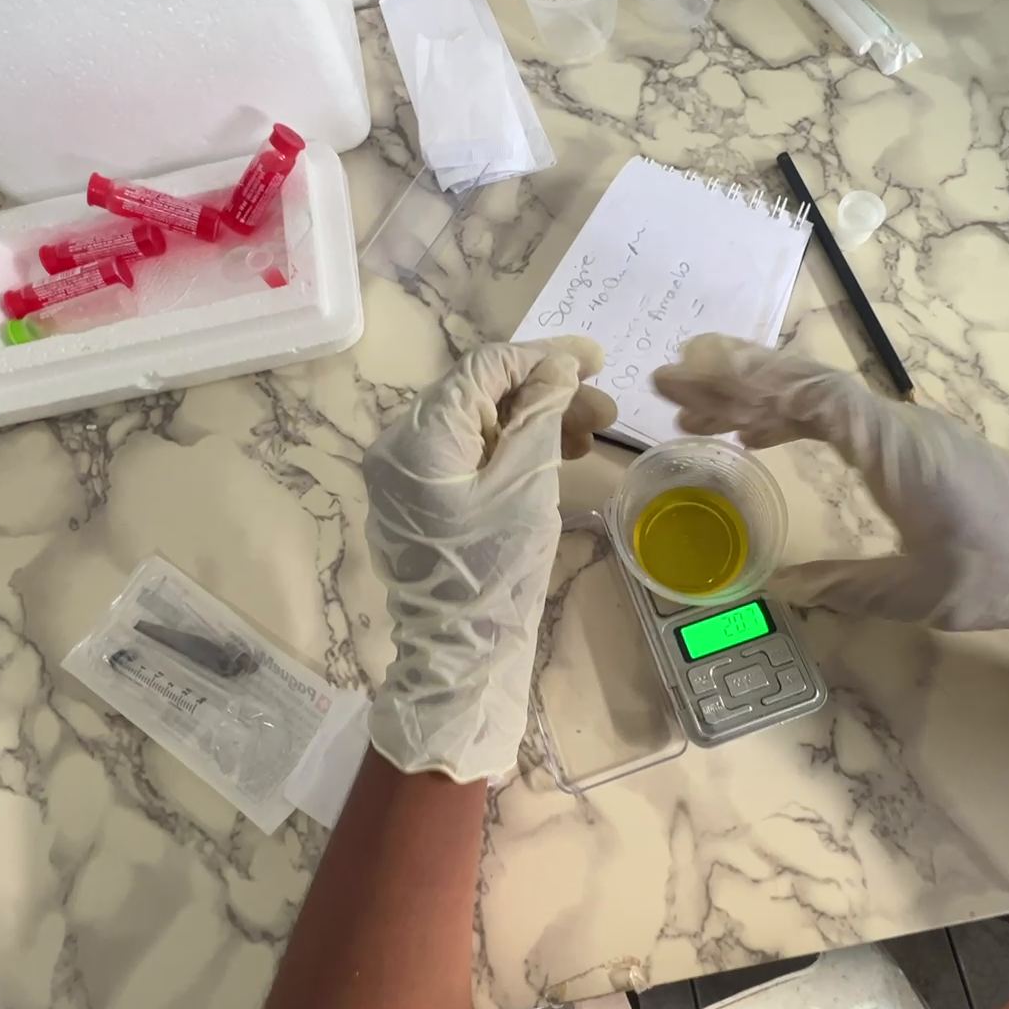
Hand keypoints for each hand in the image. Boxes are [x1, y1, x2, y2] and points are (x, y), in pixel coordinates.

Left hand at [363, 338, 616, 781]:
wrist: (463, 652)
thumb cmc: (496, 571)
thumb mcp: (526, 486)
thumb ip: (539, 414)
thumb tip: (558, 364)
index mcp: (420, 438)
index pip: (483, 369)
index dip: (542, 356)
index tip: (595, 359)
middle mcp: (404, 445)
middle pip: (483, 394)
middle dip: (546, 393)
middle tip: (604, 407)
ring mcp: (412, 472)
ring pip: (483, 424)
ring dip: (537, 421)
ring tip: (593, 433)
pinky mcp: (426, 494)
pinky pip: (474, 454)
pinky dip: (516, 449)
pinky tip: (561, 453)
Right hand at [652, 335, 1008, 667]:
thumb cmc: (1005, 577)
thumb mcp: (917, 595)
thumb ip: (843, 585)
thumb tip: (777, 587)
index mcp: (898, 450)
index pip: (816, 394)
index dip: (751, 377)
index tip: (695, 370)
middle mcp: (895, 425)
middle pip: (802, 383)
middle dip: (732, 378)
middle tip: (670, 382)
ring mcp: (899, 430)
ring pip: (813, 395)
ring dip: (750, 397)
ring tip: (691, 412)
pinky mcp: (903, 443)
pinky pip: (831, 416)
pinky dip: (783, 418)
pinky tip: (751, 434)